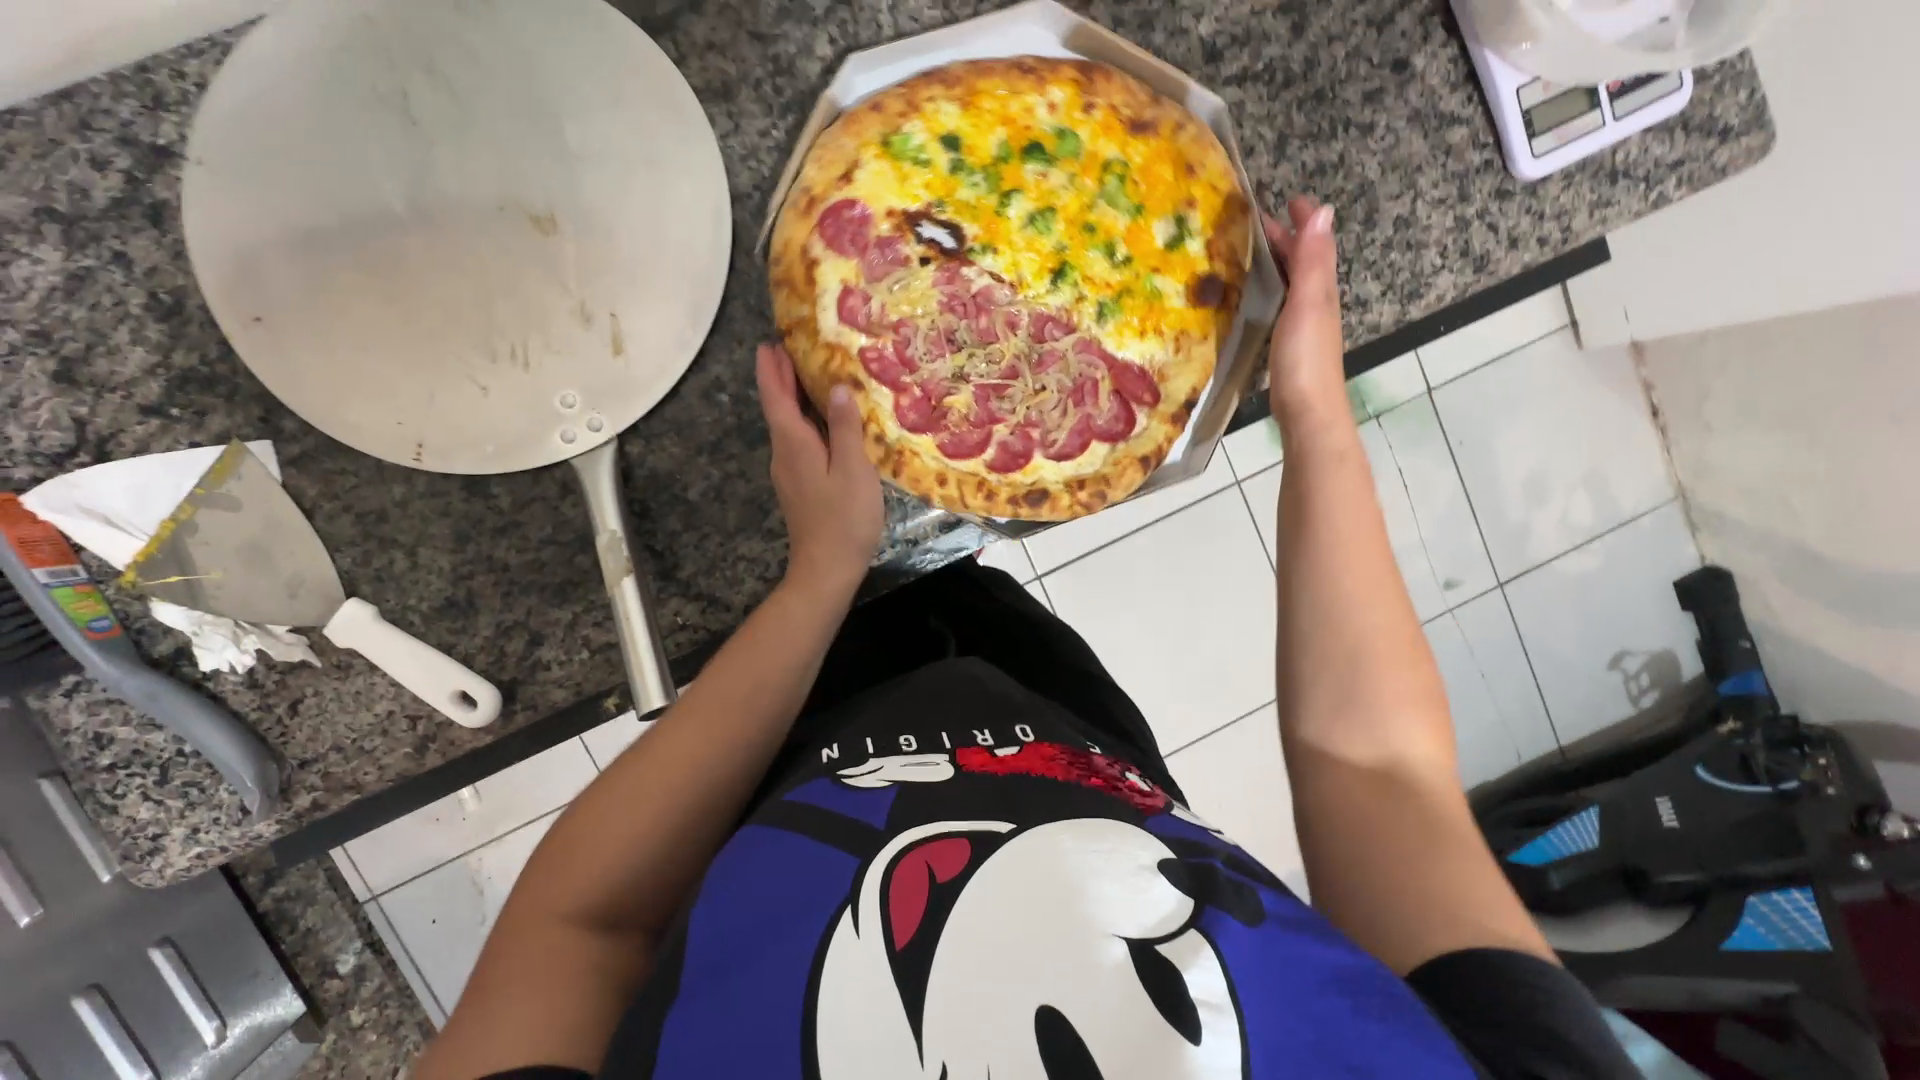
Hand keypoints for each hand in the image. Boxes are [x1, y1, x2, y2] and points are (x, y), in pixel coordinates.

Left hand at [755, 343, 883, 597]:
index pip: (776, 398)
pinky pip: (797, 443)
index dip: (771, 370)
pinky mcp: (799, 487)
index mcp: (794, 444)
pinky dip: (804, 422)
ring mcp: (790, 473)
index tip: (768, 343)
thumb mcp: (853, 469)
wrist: (826, 569)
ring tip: (806, 376)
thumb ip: (845, 428)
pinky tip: (822, 422)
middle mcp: (784, 454)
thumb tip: (837, 388)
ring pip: (787, 427)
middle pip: (778, 409)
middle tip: (786, 349)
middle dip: (780, 380)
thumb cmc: (843, 519)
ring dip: (792, 400)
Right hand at [1263, 197, 1347, 427]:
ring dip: (1277, 265)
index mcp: (1320, 290)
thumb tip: (1323, 210)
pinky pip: (1280, 307)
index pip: (1313, 245)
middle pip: (1303, 263)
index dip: (1303, 222)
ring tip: (1251, 254)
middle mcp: (1315, 304)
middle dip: (1287, 240)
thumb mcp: (1307, 303)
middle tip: (1259, 223)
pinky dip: (1270, 292)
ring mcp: (1303, 327)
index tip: (1288, 199)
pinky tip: (1255, 300)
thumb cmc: (1305, 359)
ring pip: (1291, 284)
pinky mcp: (1288, 347)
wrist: (1308, 413)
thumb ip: (1312, 261)